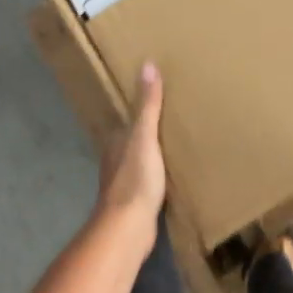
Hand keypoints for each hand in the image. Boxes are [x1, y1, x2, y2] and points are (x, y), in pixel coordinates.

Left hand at [96, 62, 165, 231]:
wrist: (128, 228)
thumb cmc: (135, 178)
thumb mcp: (144, 136)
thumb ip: (147, 105)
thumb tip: (147, 63)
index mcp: (116, 140)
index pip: (128, 118)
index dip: (141, 108)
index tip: (159, 98)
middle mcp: (116, 158)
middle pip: (133, 139)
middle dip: (148, 131)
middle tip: (174, 118)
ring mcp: (124, 182)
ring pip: (140, 160)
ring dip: (153, 153)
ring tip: (176, 143)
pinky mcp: (135, 202)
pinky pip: (148, 180)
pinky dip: (158, 174)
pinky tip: (172, 174)